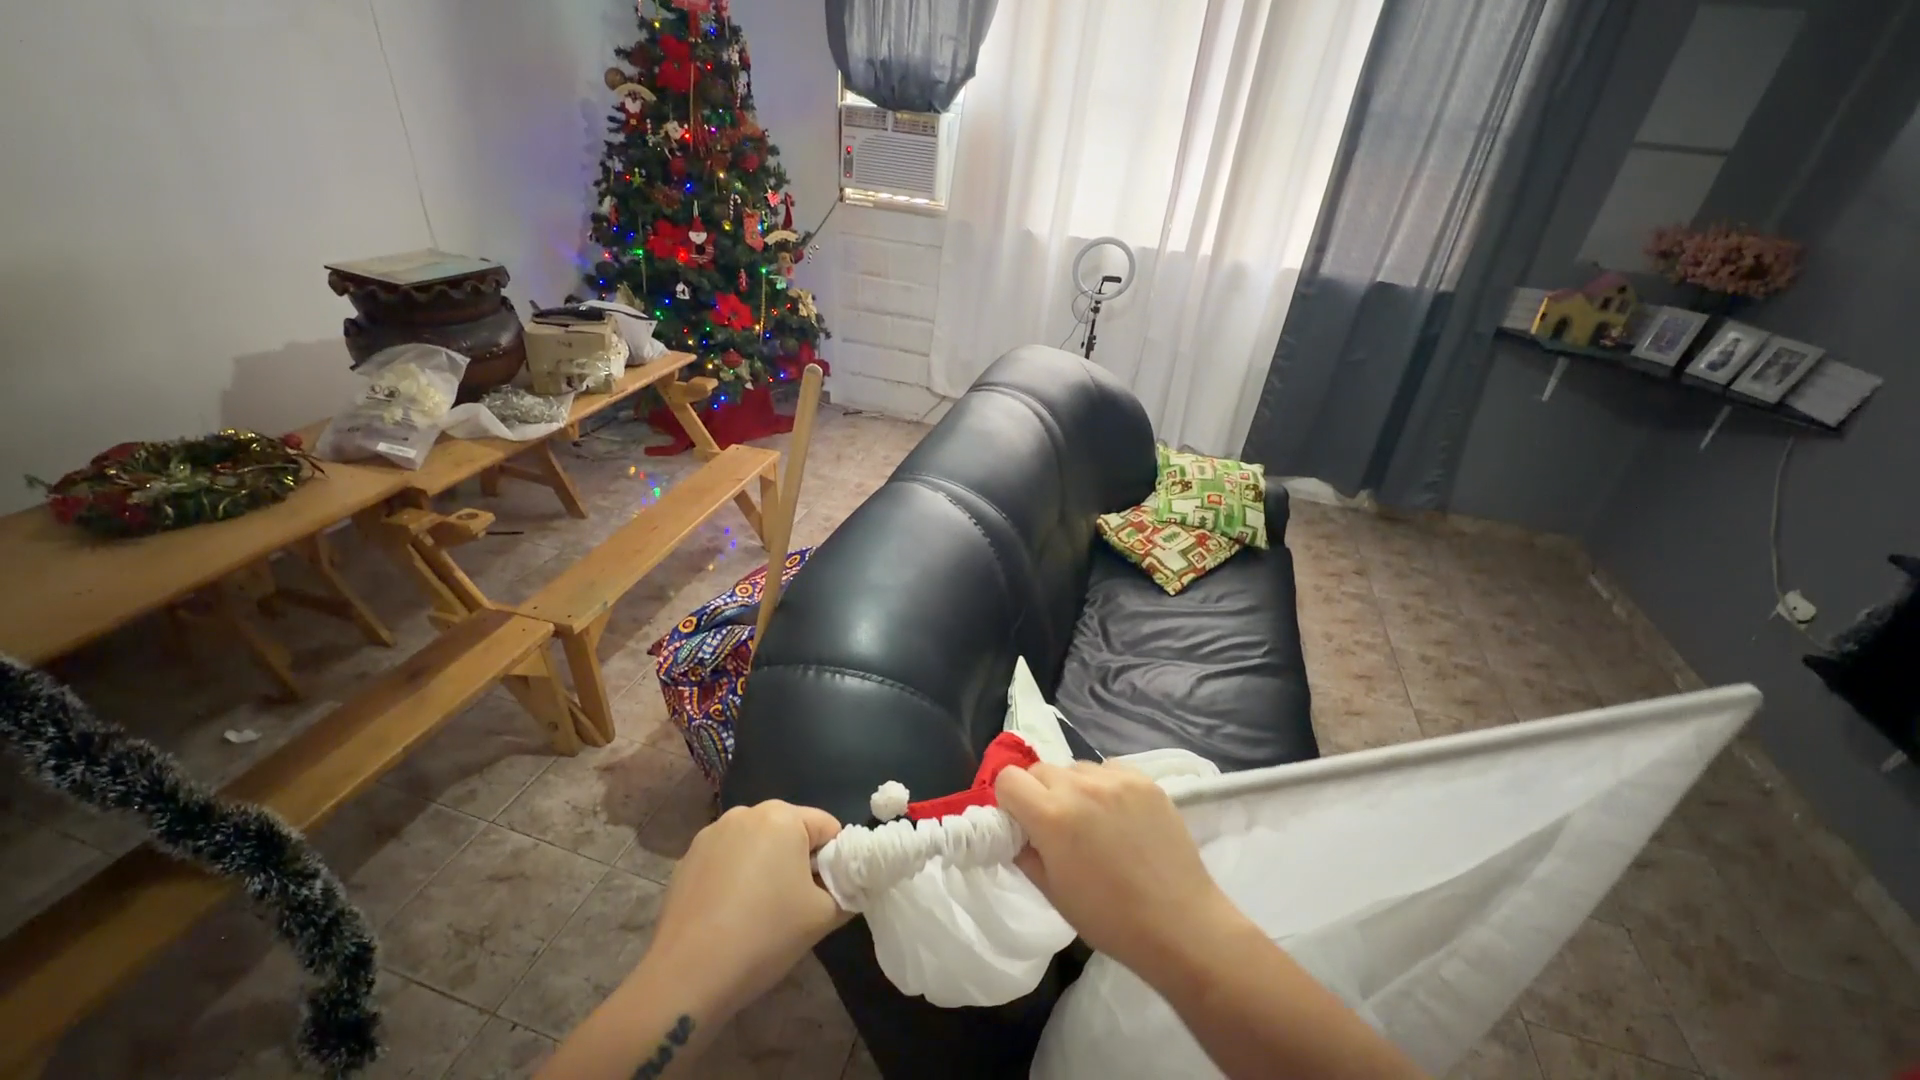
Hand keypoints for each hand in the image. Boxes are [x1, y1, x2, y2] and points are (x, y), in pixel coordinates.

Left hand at [640, 800, 848, 1012]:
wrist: (688, 975)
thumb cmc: (765, 936)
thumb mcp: (824, 917)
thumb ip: (848, 891)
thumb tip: (847, 885)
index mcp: (782, 816)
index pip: (828, 827)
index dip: (836, 861)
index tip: (827, 896)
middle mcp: (745, 813)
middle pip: (790, 831)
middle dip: (799, 861)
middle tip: (797, 905)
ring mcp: (710, 834)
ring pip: (757, 845)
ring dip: (767, 867)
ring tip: (760, 912)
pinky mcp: (686, 859)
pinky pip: (727, 859)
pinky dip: (736, 877)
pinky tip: (730, 914)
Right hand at [995, 762, 1241, 976]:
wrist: (1180, 924)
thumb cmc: (1109, 918)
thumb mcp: (1052, 892)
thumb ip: (1025, 852)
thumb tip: (1017, 832)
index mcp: (1052, 816)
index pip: (1008, 779)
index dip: (1009, 802)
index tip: (1022, 825)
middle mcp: (1081, 786)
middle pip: (1040, 770)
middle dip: (1039, 794)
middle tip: (1057, 829)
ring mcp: (1117, 780)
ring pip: (1076, 768)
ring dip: (1073, 788)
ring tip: (1093, 823)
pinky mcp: (1146, 781)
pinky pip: (1109, 770)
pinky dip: (1104, 787)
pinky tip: (1119, 817)